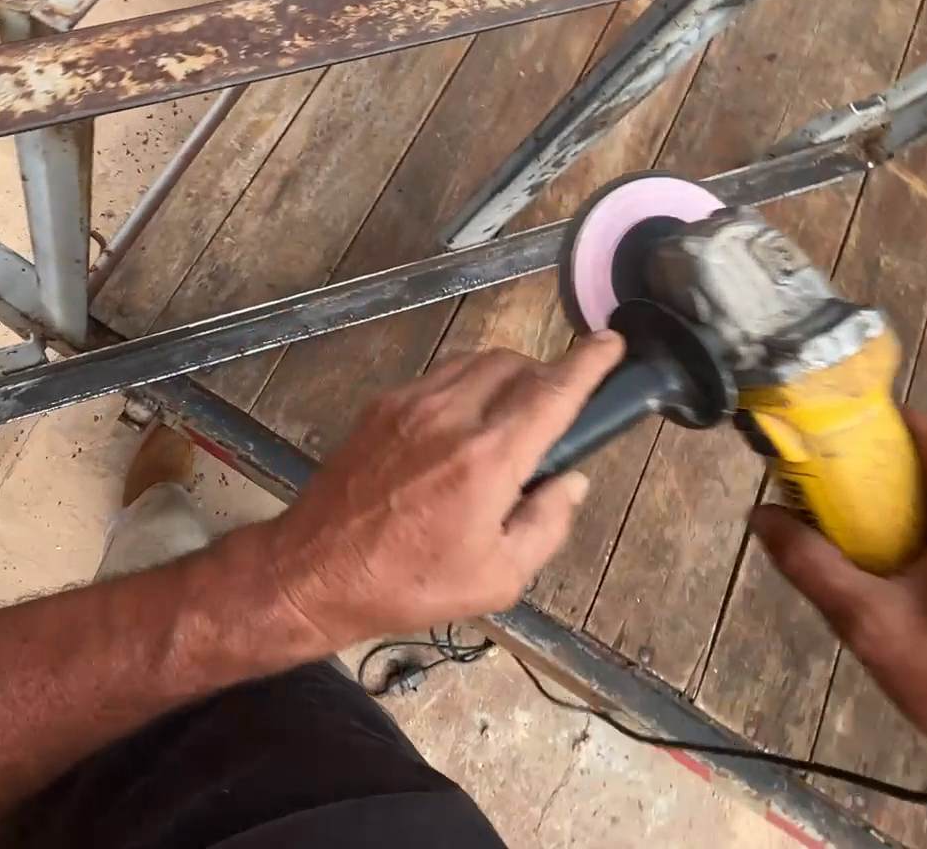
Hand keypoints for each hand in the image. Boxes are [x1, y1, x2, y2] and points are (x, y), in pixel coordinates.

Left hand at [256, 336, 623, 649]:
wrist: (317, 568)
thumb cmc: (408, 583)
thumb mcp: (498, 577)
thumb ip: (547, 522)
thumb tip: (572, 481)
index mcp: (486, 459)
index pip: (551, 392)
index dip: (588, 363)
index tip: (609, 343)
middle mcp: (448, 417)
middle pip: (512, 363)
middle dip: (544, 374)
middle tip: (553, 409)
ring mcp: (407, 405)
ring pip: (472, 362)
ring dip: (503, 376)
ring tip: (507, 416)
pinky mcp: (379, 407)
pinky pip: (436, 376)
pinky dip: (463, 385)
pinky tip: (460, 423)